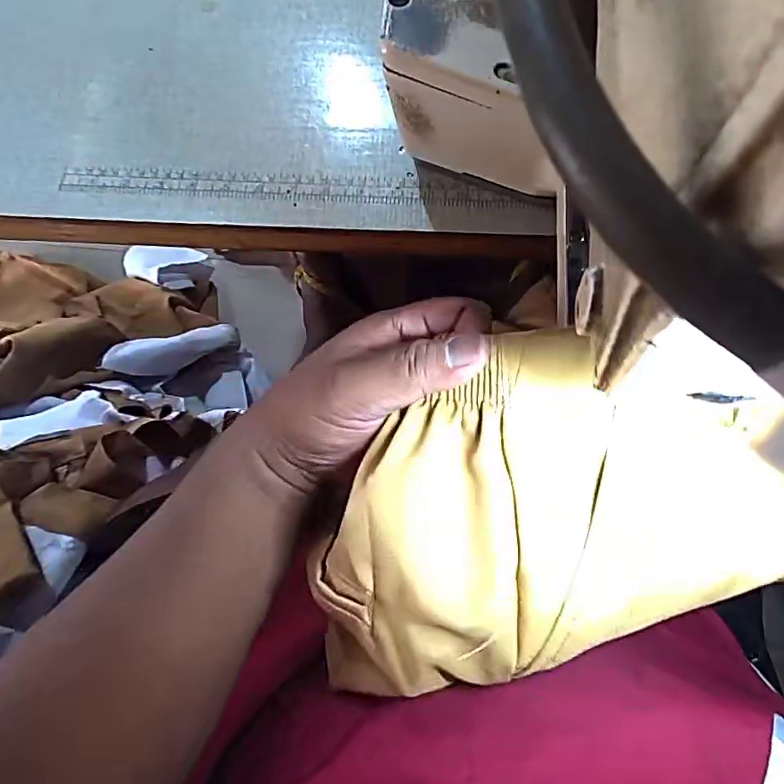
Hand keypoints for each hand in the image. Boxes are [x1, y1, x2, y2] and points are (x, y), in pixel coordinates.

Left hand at [225, 297, 490, 496]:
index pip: (458, 312)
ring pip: (465, 386)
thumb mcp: (356, 384)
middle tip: (500, 395)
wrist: (282, 471)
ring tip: (495, 419)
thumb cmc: (310, 415)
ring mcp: (416, 393)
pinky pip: (455, 419)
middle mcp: (412, 357)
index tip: (489, 363)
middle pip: (467, 349)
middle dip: (486, 367)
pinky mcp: (419, 426)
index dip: (479, 329)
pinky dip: (467, 425)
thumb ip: (412, 365)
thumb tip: (479, 348)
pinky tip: (477, 437)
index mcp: (397, 331)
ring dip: (479, 400)